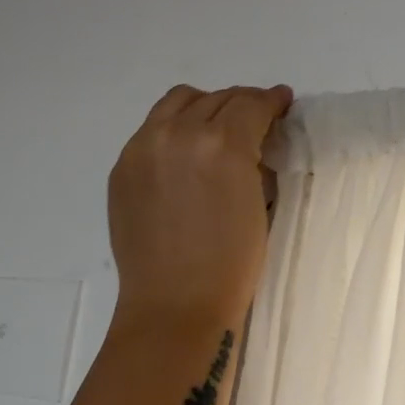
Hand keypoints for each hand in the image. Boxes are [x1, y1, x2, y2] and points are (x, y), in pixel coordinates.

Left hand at [107, 84, 292, 327]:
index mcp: (223, 145)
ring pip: (178, 103)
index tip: (281, 102)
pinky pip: (152, 130)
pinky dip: (174, 130)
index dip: (272, 101)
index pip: (252, 105)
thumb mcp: (259, 206)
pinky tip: (184, 155)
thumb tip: (256, 143)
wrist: (175, 305)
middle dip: (242, 104)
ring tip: (216, 128)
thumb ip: (256, 163)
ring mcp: (143, 148)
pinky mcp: (122, 167)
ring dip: (204, 107)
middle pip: (217, 99)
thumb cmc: (232, 264)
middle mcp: (179, 134)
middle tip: (256, 119)